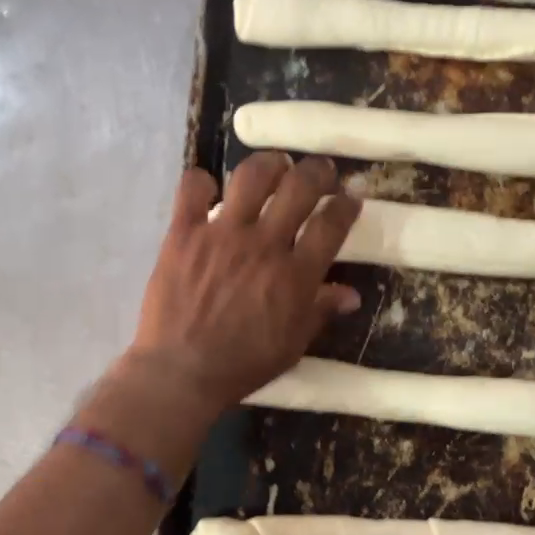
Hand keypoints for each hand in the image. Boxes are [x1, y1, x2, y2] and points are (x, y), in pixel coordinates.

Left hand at [125, 151, 362, 409]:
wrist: (183, 370)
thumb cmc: (244, 365)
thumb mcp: (292, 346)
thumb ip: (319, 312)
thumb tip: (350, 294)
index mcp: (295, 276)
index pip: (331, 225)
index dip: (346, 206)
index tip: (351, 199)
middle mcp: (264, 245)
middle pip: (299, 187)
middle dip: (318, 172)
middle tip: (321, 173)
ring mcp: (222, 234)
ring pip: (252, 176)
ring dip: (269, 164)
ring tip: (276, 166)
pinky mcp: (184, 232)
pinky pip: (192, 188)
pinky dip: (202, 181)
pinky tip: (209, 189)